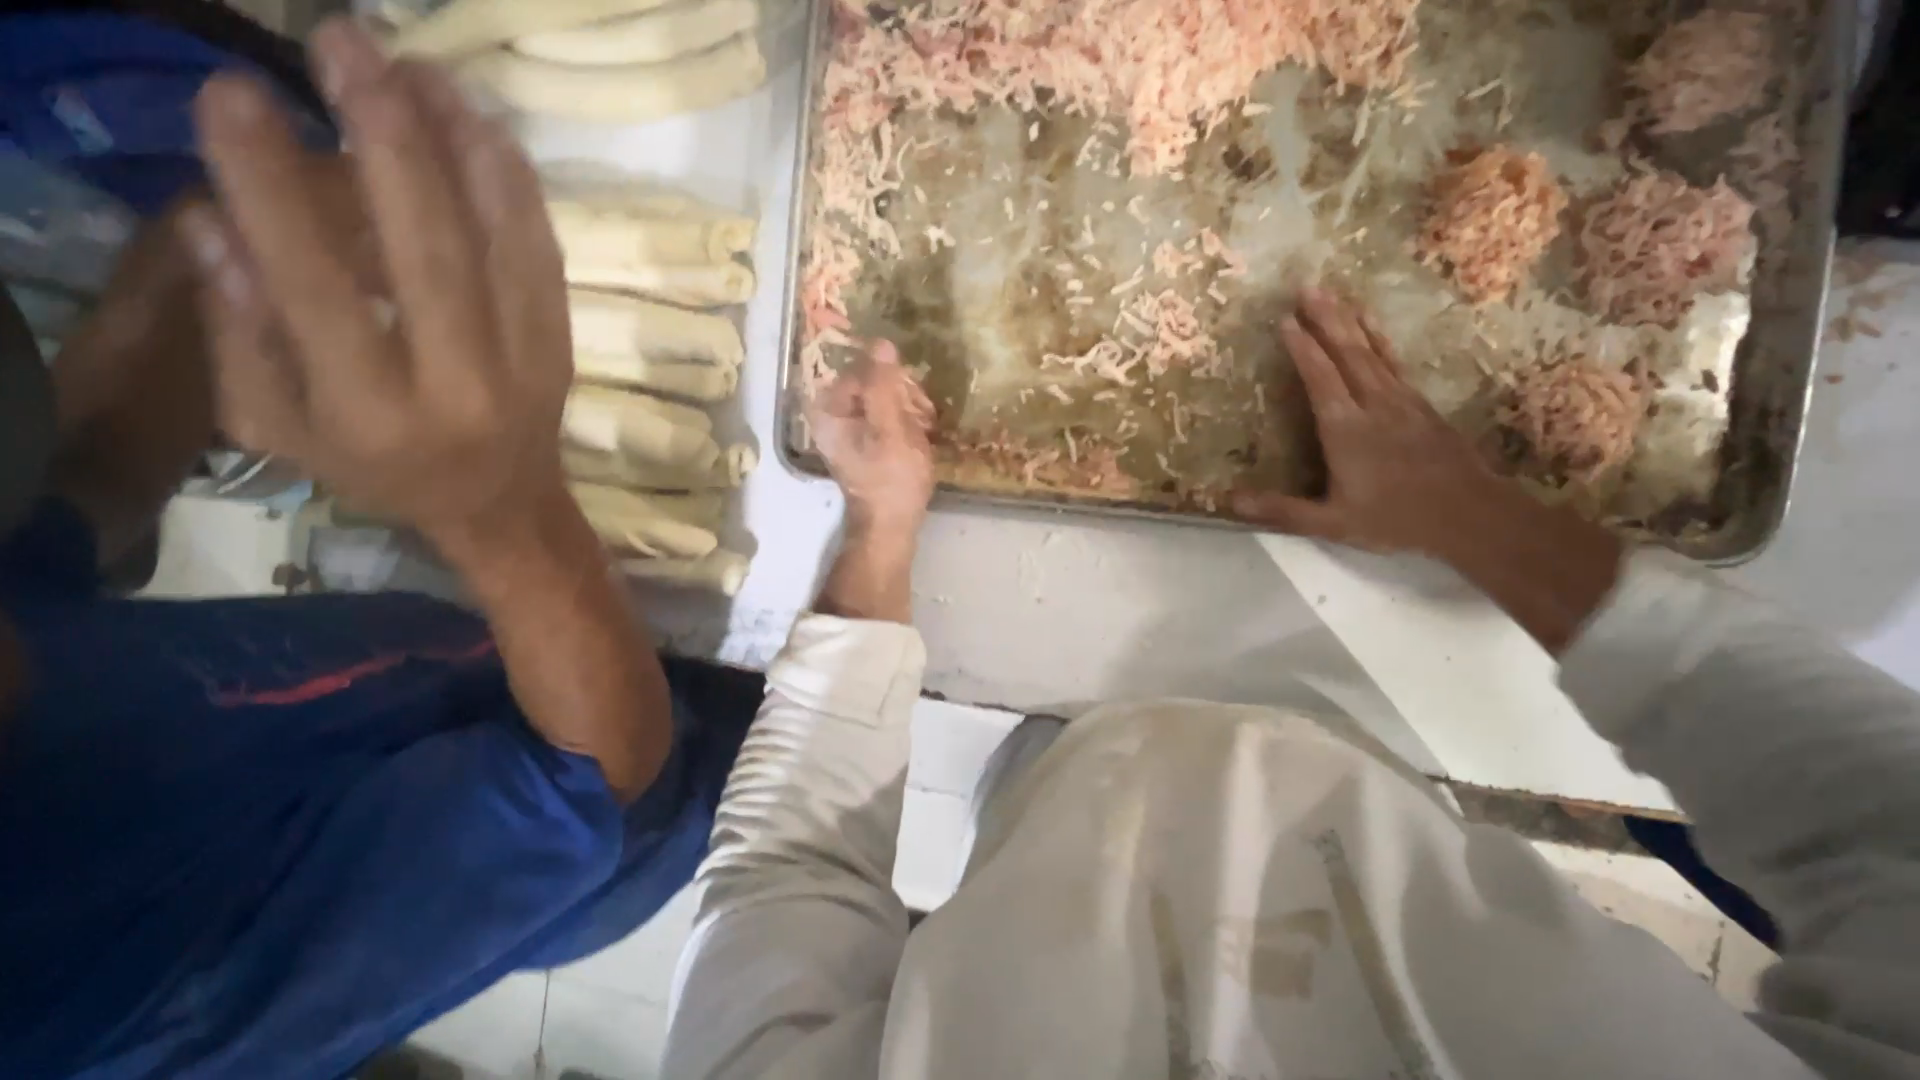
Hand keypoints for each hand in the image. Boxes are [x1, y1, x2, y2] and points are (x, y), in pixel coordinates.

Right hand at [178, 19, 571, 562]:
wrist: (502, 505)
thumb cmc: (381, 470)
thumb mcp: (283, 430)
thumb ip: (244, 334)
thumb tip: (214, 219)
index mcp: (372, 411)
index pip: (318, 288)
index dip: (276, 188)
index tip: (239, 93)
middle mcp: (459, 384)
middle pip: (428, 249)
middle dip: (387, 138)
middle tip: (347, 46)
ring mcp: (526, 363)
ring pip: (500, 243)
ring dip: (462, 145)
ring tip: (421, 70)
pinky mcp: (564, 345)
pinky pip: (543, 255)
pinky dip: (517, 187)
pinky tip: (485, 129)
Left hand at [808, 339, 935, 538]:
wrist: (890, 525)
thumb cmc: (891, 479)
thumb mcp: (891, 429)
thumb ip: (883, 385)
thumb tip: (880, 343)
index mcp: (829, 407)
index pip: (865, 368)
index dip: (894, 381)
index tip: (913, 402)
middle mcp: (832, 412)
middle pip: (875, 379)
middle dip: (904, 395)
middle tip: (921, 421)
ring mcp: (847, 427)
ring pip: (886, 394)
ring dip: (911, 407)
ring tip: (922, 432)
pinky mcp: (864, 438)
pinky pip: (888, 413)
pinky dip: (907, 421)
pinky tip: (918, 437)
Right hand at [1236, 288, 1623, 652]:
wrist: (1471, 515)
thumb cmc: (1396, 520)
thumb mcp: (1332, 522)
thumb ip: (1281, 510)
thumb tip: (1229, 500)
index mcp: (1346, 429)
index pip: (1320, 378)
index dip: (1302, 348)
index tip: (1285, 319)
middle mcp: (1373, 405)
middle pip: (1347, 352)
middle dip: (1325, 318)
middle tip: (1307, 286)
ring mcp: (1402, 401)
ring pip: (1372, 351)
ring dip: (1351, 321)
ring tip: (1336, 294)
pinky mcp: (1422, 405)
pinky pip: (1394, 362)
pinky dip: (1379, 340)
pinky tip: (1374, 330)